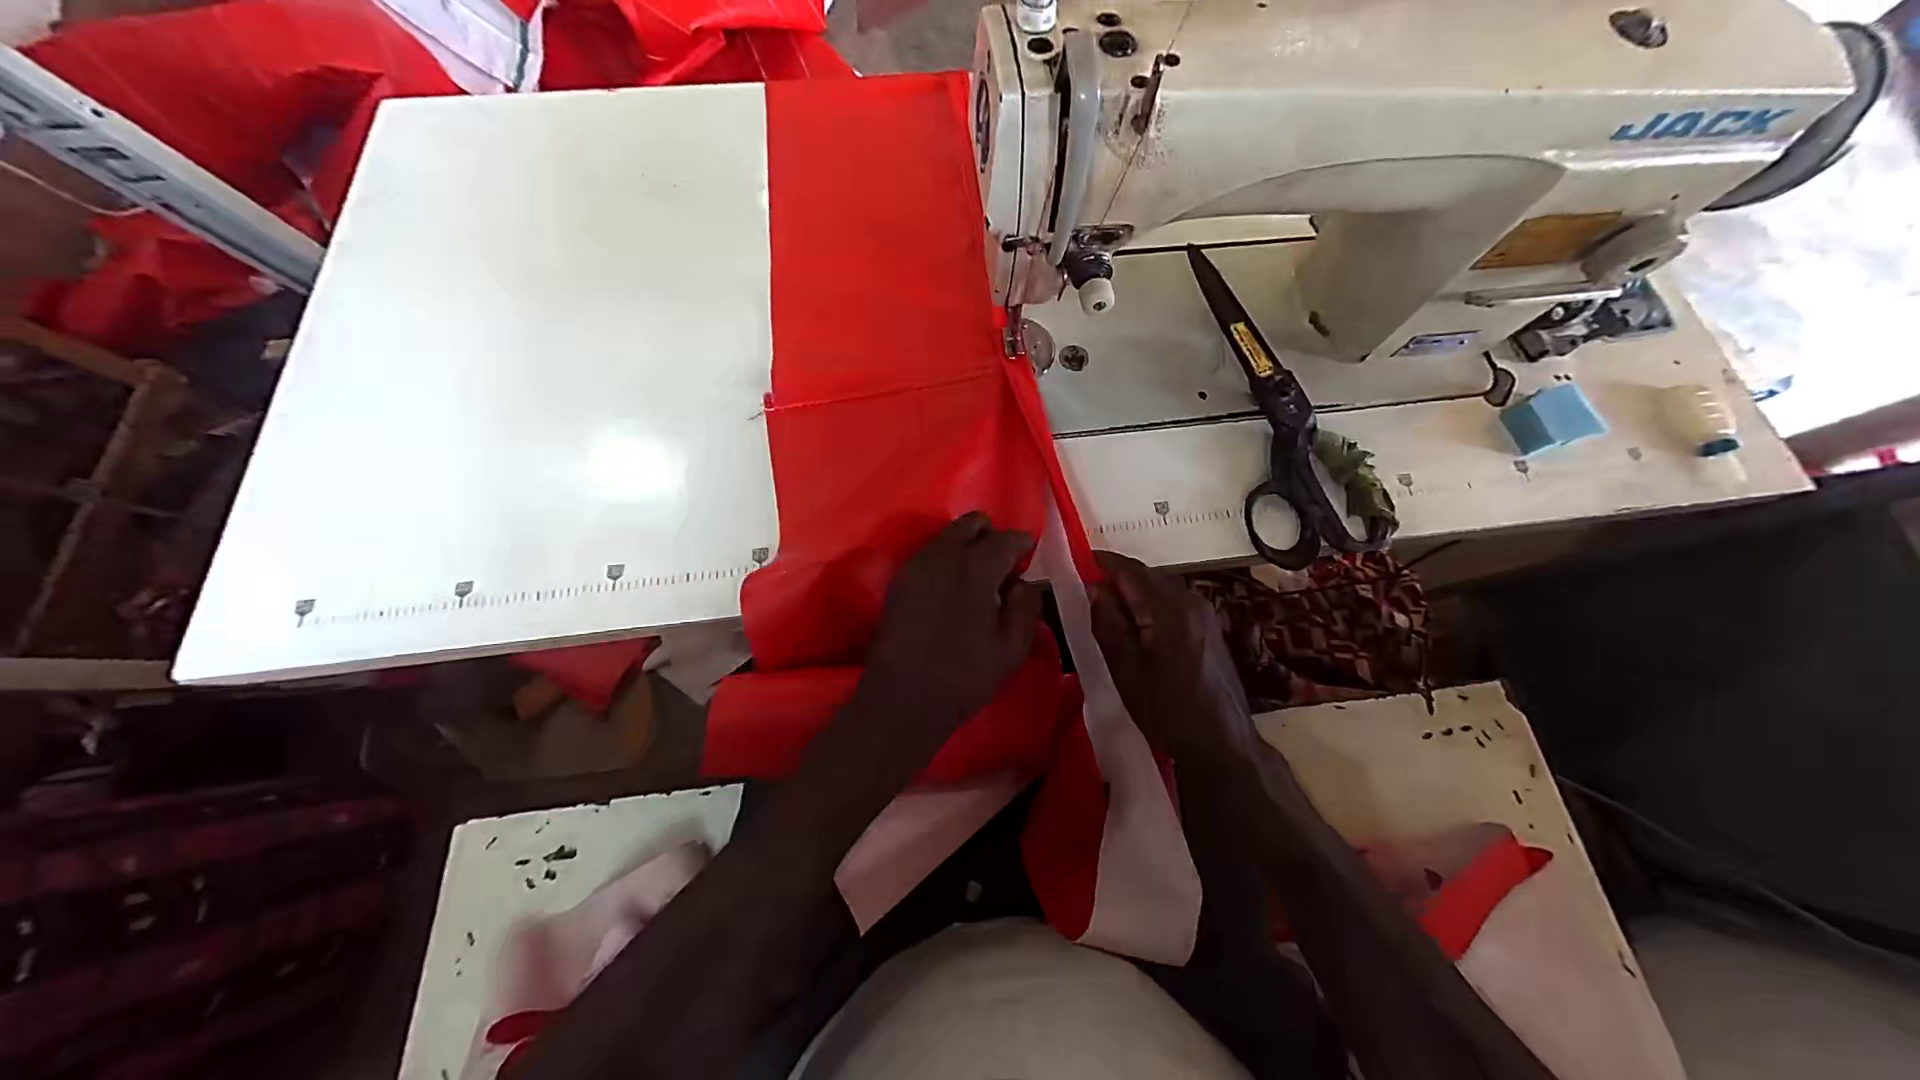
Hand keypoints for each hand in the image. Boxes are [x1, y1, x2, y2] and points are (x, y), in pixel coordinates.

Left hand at [863, 512, 1042, 726]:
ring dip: (967, 548)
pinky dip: (946, 562)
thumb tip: (1022, 584)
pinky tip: (952, 593)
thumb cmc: (964, 677)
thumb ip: (1026, 607)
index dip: (1022, 546)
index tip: (1028, 561)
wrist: (902, 699)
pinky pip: (929, 555)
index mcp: (975, 567)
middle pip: (972, 524)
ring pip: (947, 537)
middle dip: (992, 538)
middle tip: (1002, 568)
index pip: (1006, 538)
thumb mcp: (1011, 648)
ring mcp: (916, 565)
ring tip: (976, 583)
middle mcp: (943, 555)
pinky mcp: (899, 580)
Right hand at [1089, 551, 1258, 773]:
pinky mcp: (1210, 628)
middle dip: (1117, 579)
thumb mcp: (1126, 670)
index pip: (1130, 570)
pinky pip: (1174, 603)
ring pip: (1162, 588)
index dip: (1103, 562)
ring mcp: (1205, 614)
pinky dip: (1152, 605)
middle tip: (1088, 593)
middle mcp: (1191, 602)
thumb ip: (1108, 624)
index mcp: (1169, 609)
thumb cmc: (1167, 710)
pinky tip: (1138, 627)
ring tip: (1109, 612)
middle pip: (1148, 576)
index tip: (1079, 561)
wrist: (1221, 742)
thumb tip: (1094, 588)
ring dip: (1135, 593)